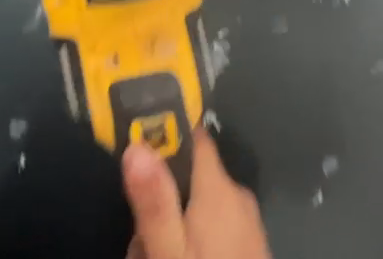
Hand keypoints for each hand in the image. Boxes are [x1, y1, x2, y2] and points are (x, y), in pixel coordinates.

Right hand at [123, 132, 271, 258]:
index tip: (133, 148)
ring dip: (174, 224)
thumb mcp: (170, 253)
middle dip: (161, 196)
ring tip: (154, 255)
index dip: (162, 135)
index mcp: (220, 189)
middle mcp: (238, 198)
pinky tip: (180, 258)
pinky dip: (194, 241)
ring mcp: (248, 225)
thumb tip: (135, 146)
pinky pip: (215, 229)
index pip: (191, 136)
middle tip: (140, 236)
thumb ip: (154, 202)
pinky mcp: (250, 248)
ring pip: (199, 205)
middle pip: (189, 176)